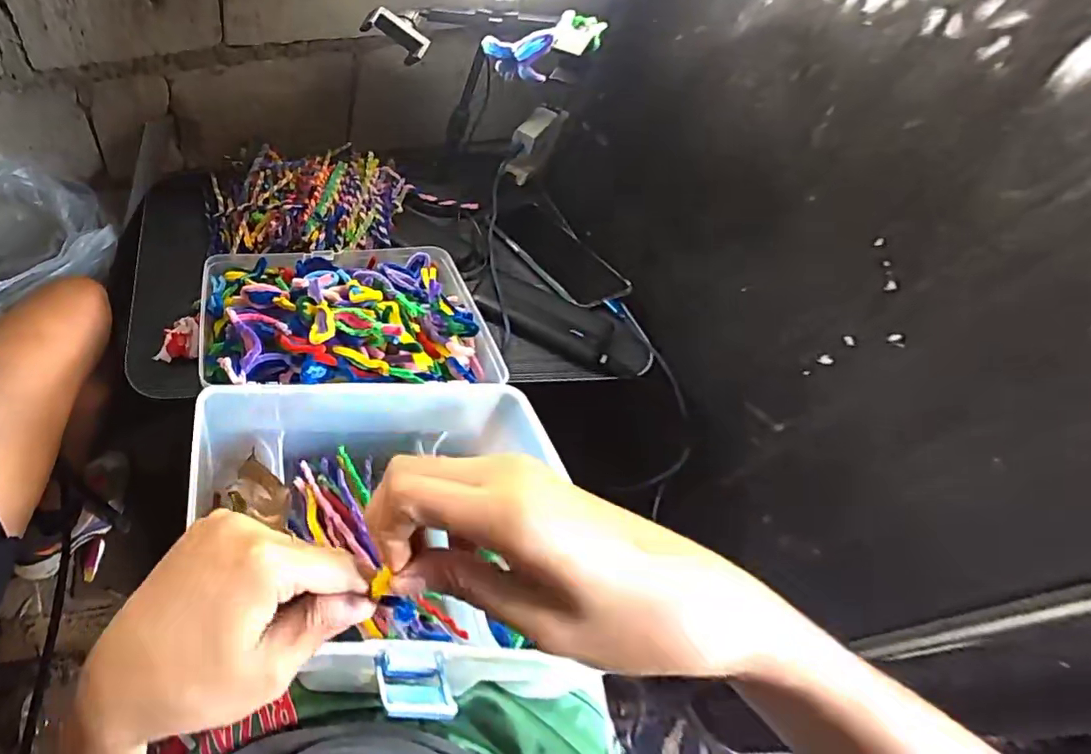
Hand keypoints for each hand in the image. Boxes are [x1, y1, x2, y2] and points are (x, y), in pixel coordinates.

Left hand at [67, 510, 373, 753]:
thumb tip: (361, 600)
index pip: (334, 562)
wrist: (124, 674)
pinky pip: (252, 543)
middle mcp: (241, 524)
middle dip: (323, 585)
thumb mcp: (270, 667)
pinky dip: (265, 568)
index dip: (360, 585)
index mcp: (262, 557)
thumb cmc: (197, 683)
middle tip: (326, 628)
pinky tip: (254, 603)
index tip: (377, 606)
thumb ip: (320, 624)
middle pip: (305, 552)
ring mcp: (218, 522)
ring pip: (280, 547)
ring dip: (293, 577)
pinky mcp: (202, 529)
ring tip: (281, 623)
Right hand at [367, 454, 817, 679]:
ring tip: (431, 568)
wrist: (706, 599)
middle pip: (407, 469)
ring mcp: (514, 467)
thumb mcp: (539, 623)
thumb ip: (461, 585)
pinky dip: (439, 509)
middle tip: (405, 573)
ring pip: (429, 471)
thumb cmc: (630, 624)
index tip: (399, 577)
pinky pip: (458, 479)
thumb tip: (401, 576)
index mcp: (505, 509)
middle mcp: (501, 472)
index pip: (406, 487)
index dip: (384, 530)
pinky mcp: (524, 474)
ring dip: (412, 513)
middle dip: (389, 518)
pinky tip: (462, 552)